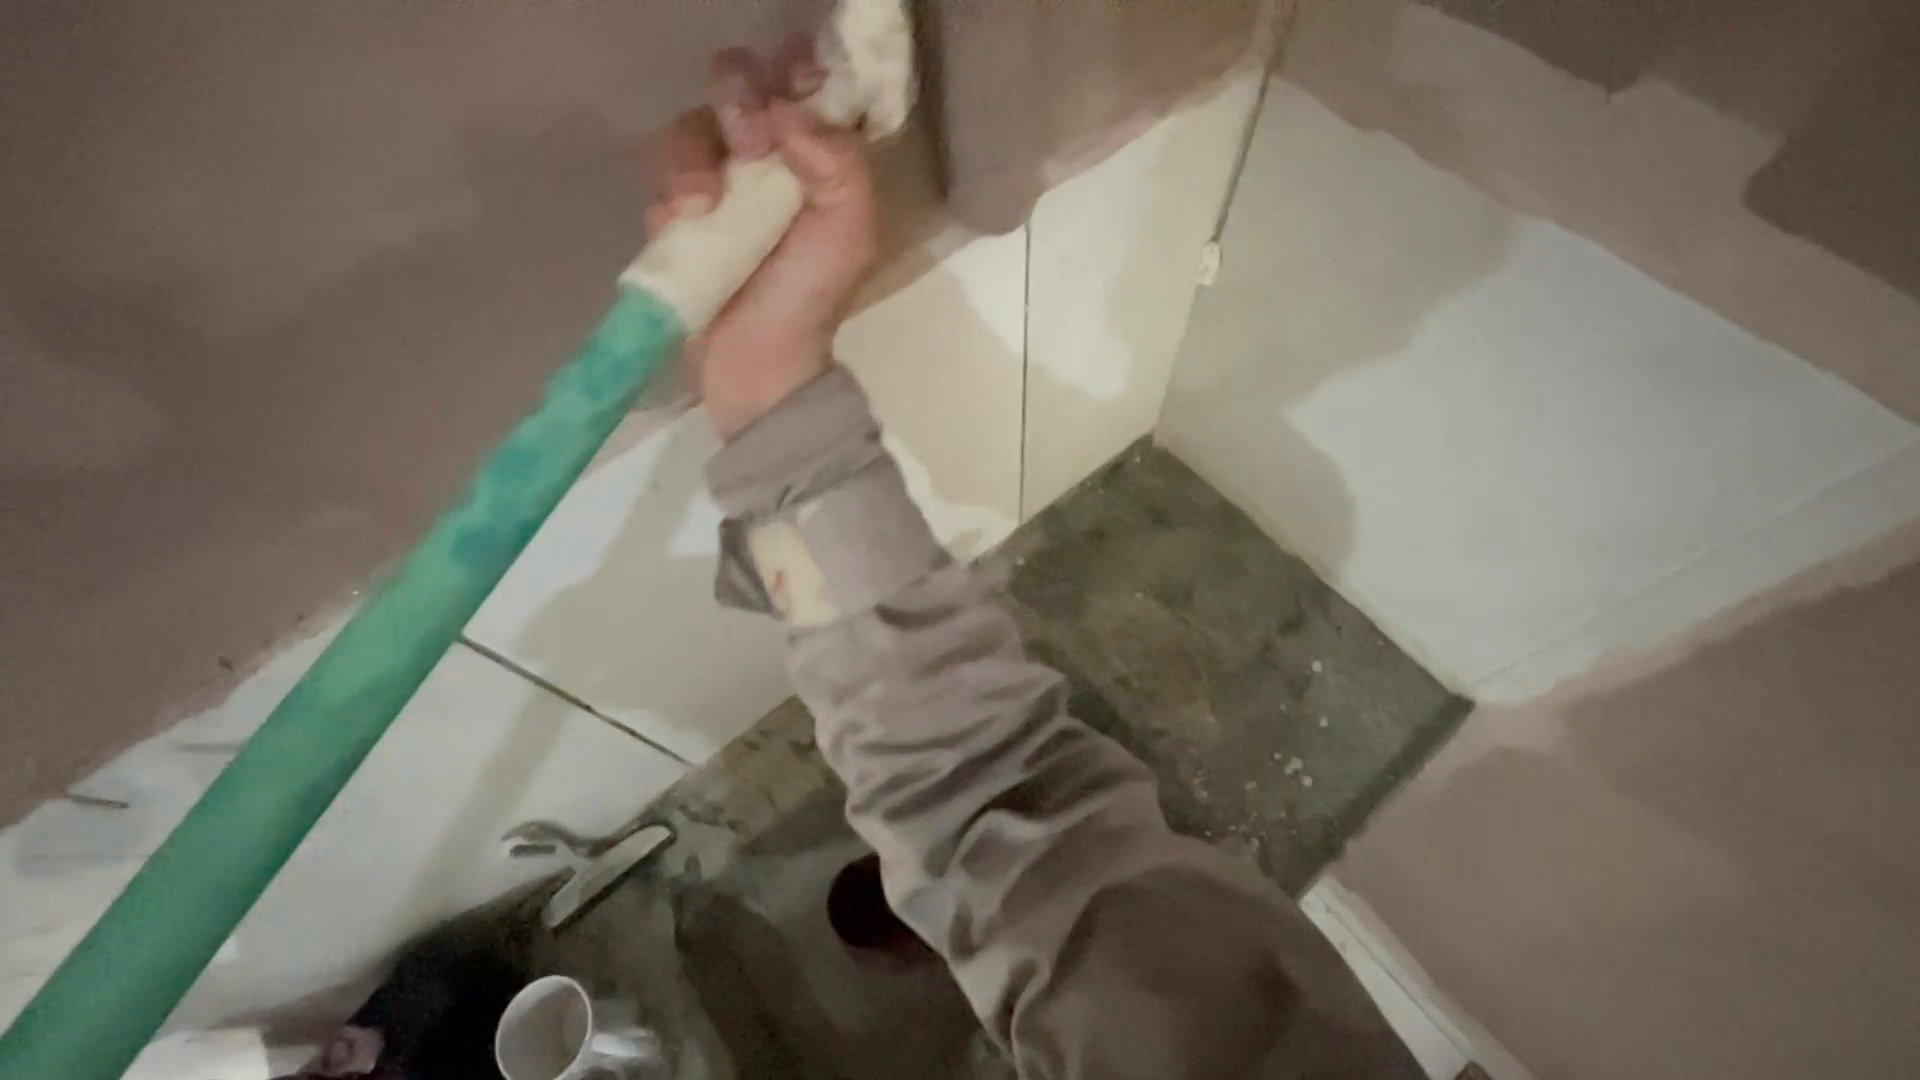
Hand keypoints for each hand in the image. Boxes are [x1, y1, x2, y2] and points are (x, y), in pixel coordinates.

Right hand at [647, 42, 878, 439]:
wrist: (757, 361)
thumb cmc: (810, 297)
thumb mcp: (849, 232)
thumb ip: (840, 163)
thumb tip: (788, 109)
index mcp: (817, 157)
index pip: (804, 81)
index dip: (794, 68)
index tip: (788, 88)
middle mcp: (768, 157)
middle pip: (738, 82)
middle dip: (738, 99)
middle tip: (751, 146)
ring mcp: (719, 181)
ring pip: (693, 122)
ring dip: (697, 154)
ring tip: (707, 205)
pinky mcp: (677, 208)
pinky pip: (661, 169)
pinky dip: (671, 187)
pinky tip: (687, 220)